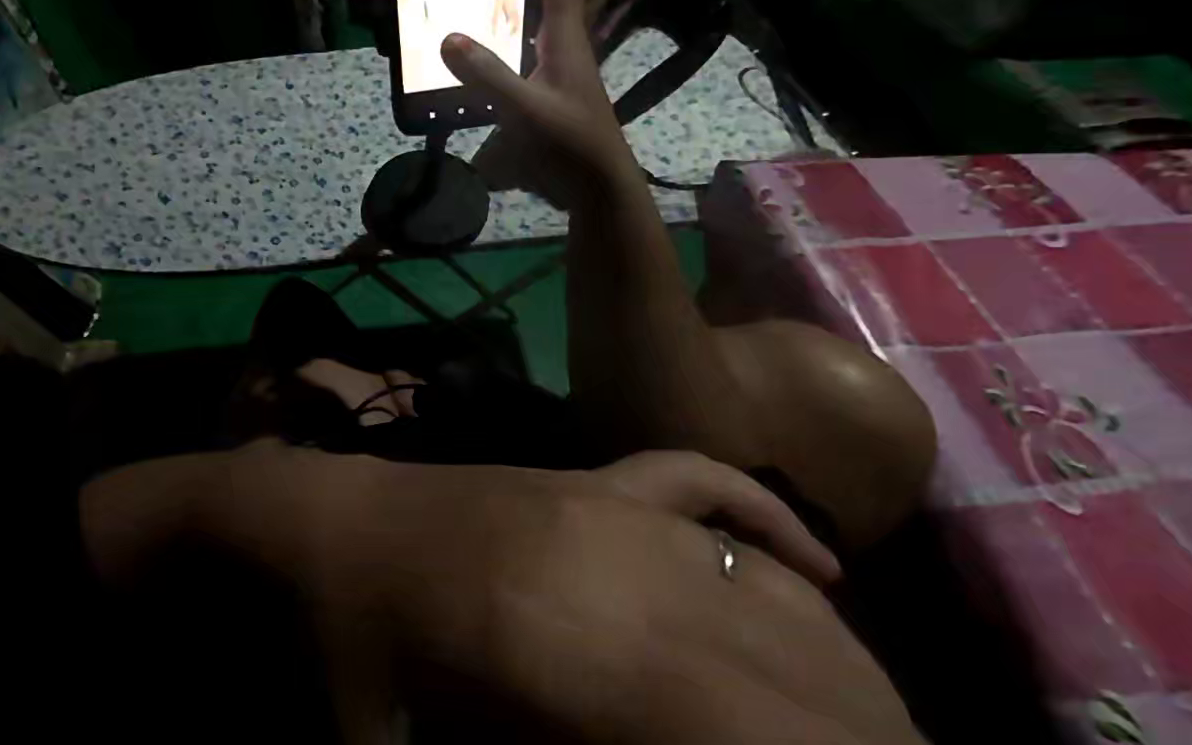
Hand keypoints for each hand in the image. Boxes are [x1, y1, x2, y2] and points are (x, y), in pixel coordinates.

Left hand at [83, 445, 917, 743]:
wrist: (311, 527)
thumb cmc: (354, 662)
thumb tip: (660, 741)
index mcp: (571, 653)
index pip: (763, 728)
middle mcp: (608, 562)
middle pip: (790, 665)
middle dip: (864, 732)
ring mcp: (595, 500)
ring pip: (764, 580)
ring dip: (843, 661)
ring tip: (880, 725)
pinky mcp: (578, 473)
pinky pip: (696, 484)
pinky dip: (768, 527)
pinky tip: (820, 570)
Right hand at [440, 0, 636, 207]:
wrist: (597, 185)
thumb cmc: (571, 141)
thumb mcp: (527, 107)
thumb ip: (488, 75)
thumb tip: (448, 39)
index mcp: (566, 41)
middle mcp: (563, 50)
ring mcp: (557, 76)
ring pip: (534, 30)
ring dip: (511, 11)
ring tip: (474, 0)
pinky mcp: (548, 98)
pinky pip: (522, 61)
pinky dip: (502, 50)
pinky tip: (477, 60)